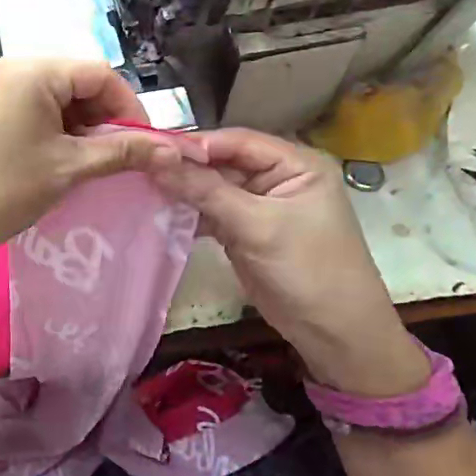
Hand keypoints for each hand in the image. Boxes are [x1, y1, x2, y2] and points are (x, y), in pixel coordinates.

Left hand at [0, 59, 187, 269]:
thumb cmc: (1, 190)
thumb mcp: (68, 169)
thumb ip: (122, 153)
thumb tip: (172, 150)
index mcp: (32, 72)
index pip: (100, 73)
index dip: (130, 107)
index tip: (146, 145)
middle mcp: (11, 70)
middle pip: (78, 84)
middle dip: (104, 120)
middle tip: (119, 161)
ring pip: (57, 101)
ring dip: (81, 130)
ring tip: (91, 168)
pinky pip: (33, 113)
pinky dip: (55, 134)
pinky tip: (62, 165)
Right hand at [146, 129, 428, 395]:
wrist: (334, 334)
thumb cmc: (307, 270)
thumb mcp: (256, 226)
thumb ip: (206, 191)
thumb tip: (157, 159)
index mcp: (297, 163)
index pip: (238, 141)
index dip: (197, 145)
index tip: (153, 150)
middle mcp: (279, 177)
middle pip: (223, 162)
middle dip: (186, 167)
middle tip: (140, 168)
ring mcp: (261, 205)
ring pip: (214, 188)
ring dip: (184, 191)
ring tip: (144, 188)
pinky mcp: (247, 231)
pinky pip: (213, 212)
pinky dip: (191, 214)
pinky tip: (162, 212)